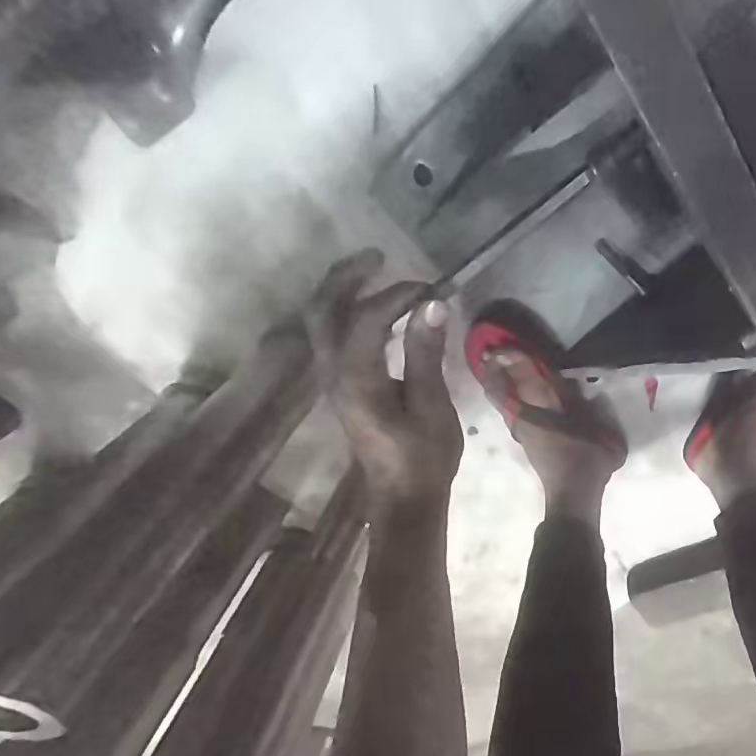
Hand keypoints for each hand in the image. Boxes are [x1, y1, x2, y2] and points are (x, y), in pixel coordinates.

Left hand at [303, 250, 462, 512]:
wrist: (404, 498)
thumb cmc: (423, 458)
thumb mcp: (432, 407)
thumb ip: (426, 354)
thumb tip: (432, 304)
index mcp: (356, 378)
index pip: (367, 317)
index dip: (398, 295)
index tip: (433, 289)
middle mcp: (334, 373)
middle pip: (323, 309)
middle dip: (347, 276)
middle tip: (378, 257)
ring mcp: (335, 381)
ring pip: (323, 322)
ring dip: (344, 292)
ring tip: (375, 275)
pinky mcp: (344, 389)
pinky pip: (336, 338)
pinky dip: (351, 314)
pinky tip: (379, 316)